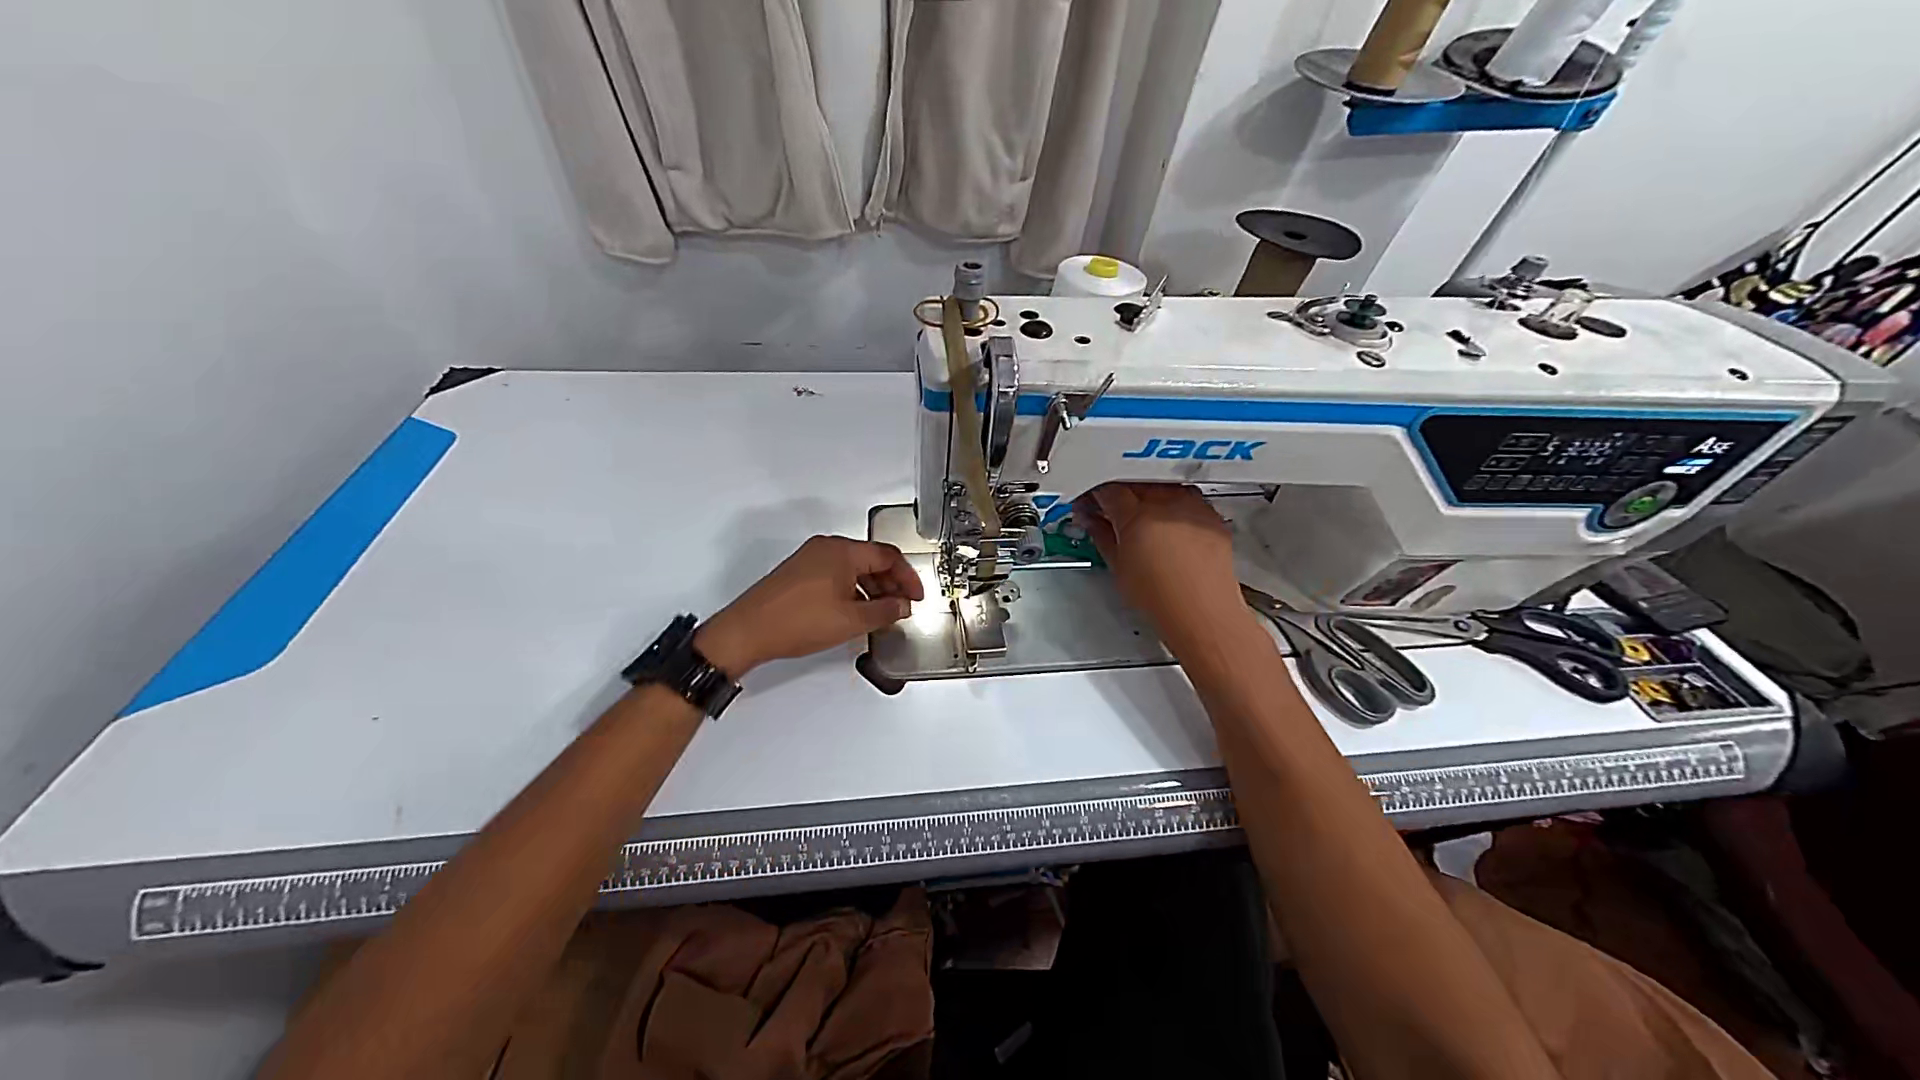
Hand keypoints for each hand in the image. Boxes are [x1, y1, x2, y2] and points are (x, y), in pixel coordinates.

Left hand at [695, 536, 924, 675]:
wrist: (749, 632)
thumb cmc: (793, 621)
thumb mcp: (852, 620)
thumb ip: (885, 611)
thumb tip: (901, 606)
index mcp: (842, 551)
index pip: (888, 556)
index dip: (907, 578)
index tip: (915, 596)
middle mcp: (826, 548)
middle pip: (871, 560)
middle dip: (890, 584)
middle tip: (901, 606)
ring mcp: (810, 559)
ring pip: (853, 568)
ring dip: (871, 589)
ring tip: (880, 614)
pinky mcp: (800, 573)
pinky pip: (836, 575)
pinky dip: (852, 590)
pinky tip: (855, 612)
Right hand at [1072, 483, 1241, 637]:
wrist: (1203, 613)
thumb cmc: (1163, 598)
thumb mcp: (1118, 567)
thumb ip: (1101, 535)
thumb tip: (1092, 521)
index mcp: (1137, 516)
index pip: (1109, 490)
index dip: (1095, 493)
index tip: (1090, 501)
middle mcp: (1167, 504)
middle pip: (1135, 482)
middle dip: (1119, 490)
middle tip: (1110, 507)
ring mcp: (1192, 507)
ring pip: (1162, 485)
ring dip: (1147, 493)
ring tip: (1139, 514)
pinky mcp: (1211, 516)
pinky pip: (1187, 498)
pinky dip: (1172, 505)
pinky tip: (1166, 523)